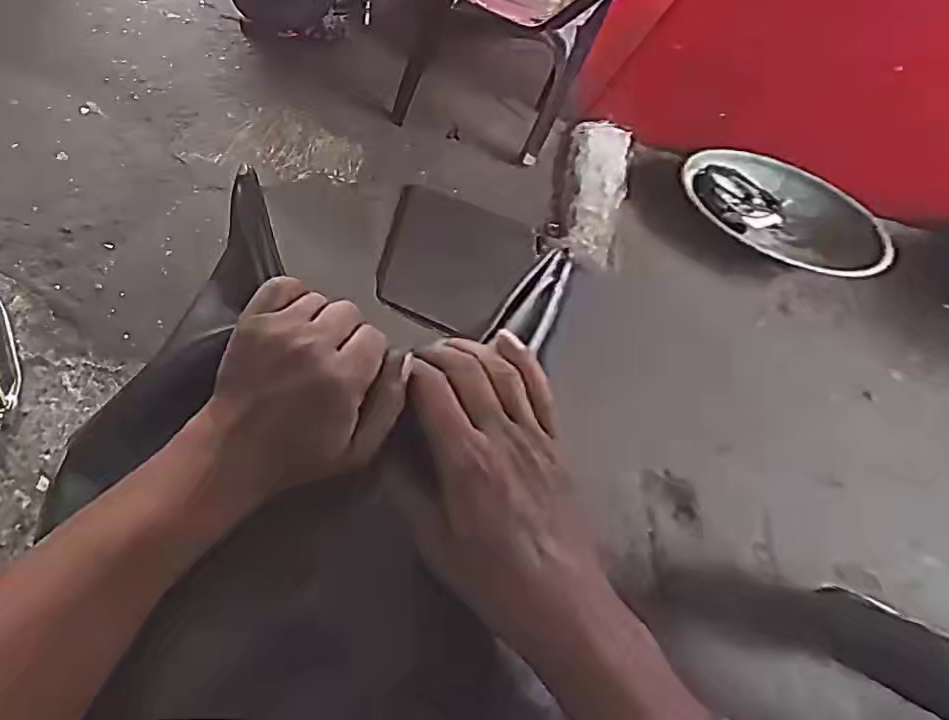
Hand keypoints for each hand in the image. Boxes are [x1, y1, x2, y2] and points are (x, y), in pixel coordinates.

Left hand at [196, 277, 406, 501]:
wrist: (235, 447)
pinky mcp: (252, 319)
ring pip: (319, 298)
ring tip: (308, 342)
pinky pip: (283, 285)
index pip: (375, 337)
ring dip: (319, 318)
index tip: (358, 369)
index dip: (370, 354)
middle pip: (350, 312)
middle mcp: (312, 344)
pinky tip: (292, 318)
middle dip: (347, 334)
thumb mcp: (357, 450)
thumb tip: (404, 361)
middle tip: (333, 356)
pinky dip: (292, 296)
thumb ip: (389, 402)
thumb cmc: (297, 455)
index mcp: (342, 377)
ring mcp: (279, 327)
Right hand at [383, 333, 605, 651]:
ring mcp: (534, 437)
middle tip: (413, 358)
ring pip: (500, 369)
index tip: (392, 370)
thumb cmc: (492, 578)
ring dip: (469, 348)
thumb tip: (381, 444)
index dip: (409, 368)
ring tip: (445, 346)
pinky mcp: (555, 444)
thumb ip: (402, 485)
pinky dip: (522, 358)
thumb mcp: (431, 539)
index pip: (432, 387)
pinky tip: (505, 338)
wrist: (567, 609)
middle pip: (465, 368)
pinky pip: (539, 389)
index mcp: (466, 459)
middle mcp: (501, 437)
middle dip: (433, 352)